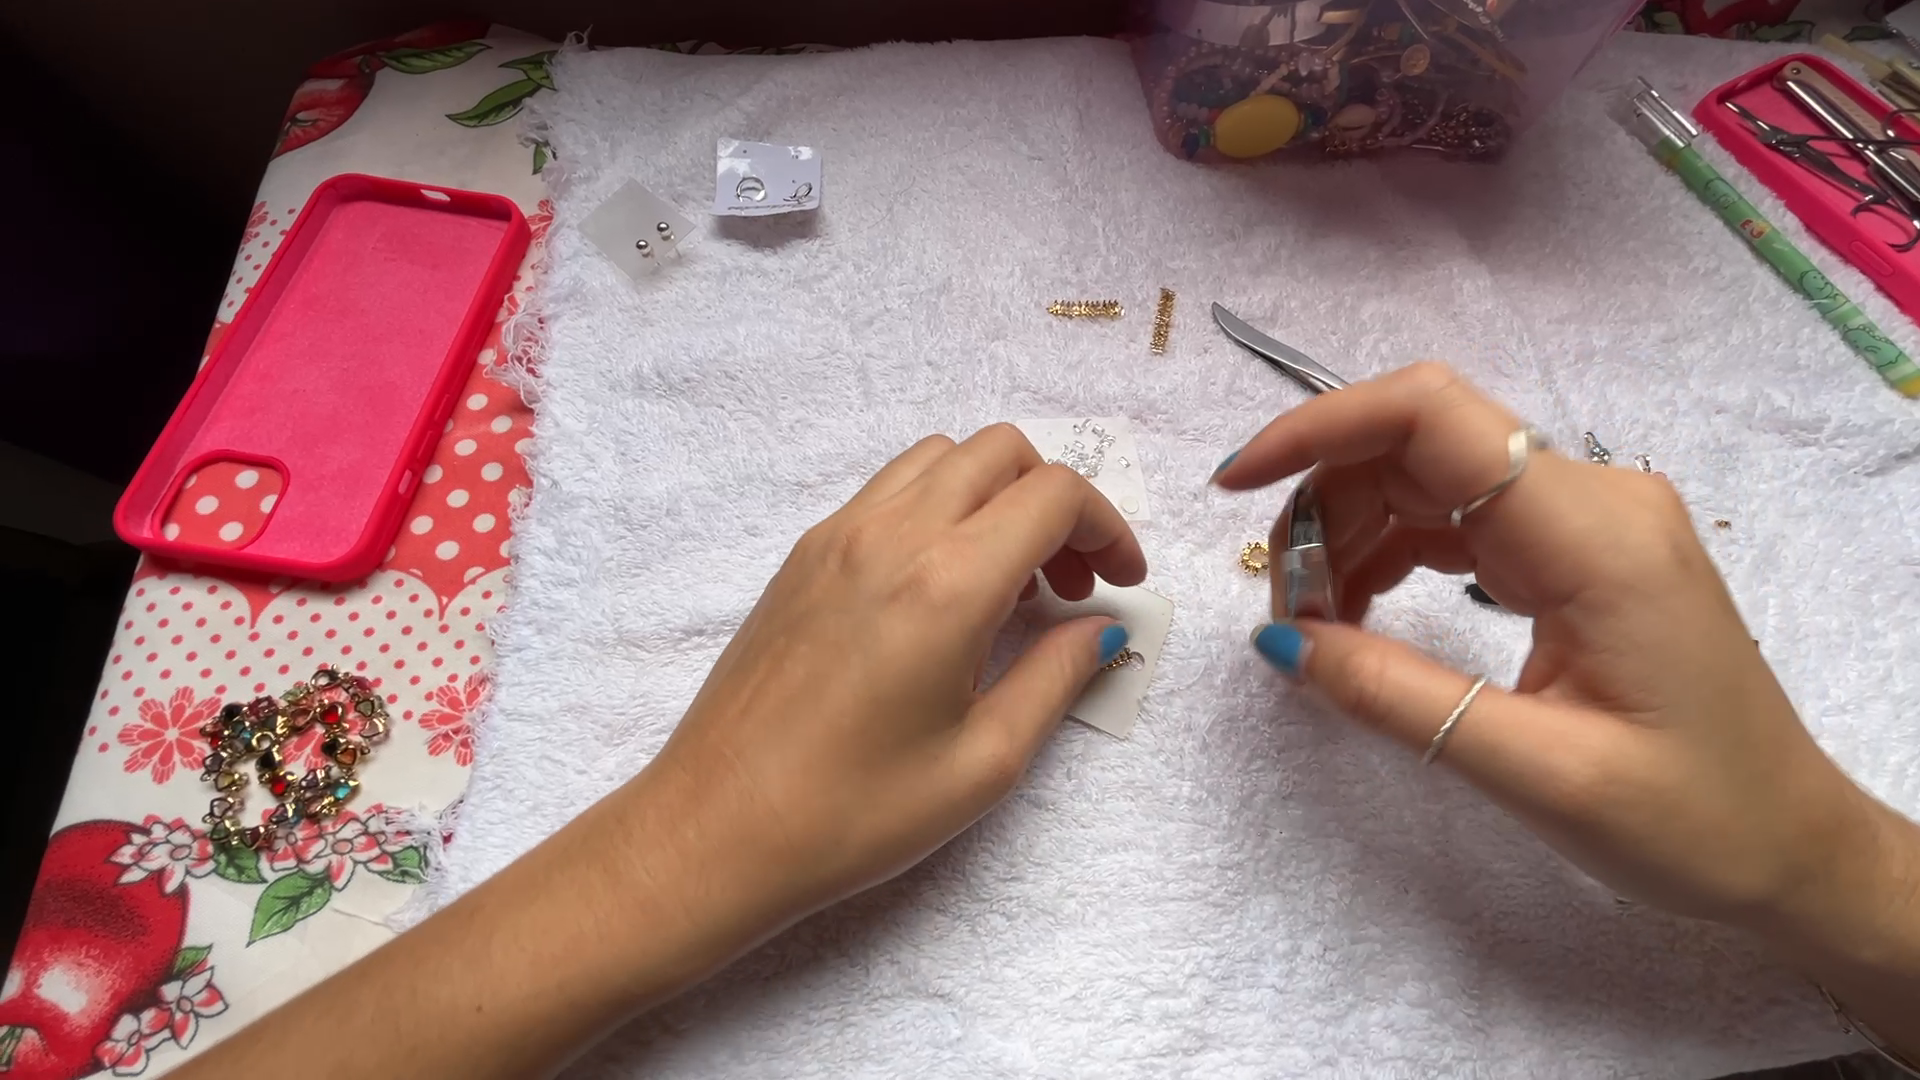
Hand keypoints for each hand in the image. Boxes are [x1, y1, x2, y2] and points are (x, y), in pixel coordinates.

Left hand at [631, 425, 1146, 948]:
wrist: (713, 827)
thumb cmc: (853, 813)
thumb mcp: (983, 761)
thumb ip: (1057, 676)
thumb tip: (1101, 627)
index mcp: (946, 582)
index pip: (1052, 494)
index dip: (1106, 526)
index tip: (1120, 581)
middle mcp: (891, 532)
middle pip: (1000, 451)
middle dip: (1055, 501)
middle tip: (1067, 582)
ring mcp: (838, 531)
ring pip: (941, 457)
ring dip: (995, 495)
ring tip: (1005, 580)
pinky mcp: (804, 549)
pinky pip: (891, 488)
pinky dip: (941, 506)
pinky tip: (939, 584)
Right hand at [1214, 364, 1919, 960]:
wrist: (1791, 852)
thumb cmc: (1693, 822)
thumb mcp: (1535, 772)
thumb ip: (1394, 697)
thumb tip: (1277, 640)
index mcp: (1590, 532)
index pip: (1428, 416)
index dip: (1316, 427)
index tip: (1235, 484)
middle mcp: (1578, 495)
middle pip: (1400, 448)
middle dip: (1316, 512)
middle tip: (1285, 609)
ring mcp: (1564, 515)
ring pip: (1404, 480)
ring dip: (1336, 539)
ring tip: (1313, 623)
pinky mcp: (1548, 543)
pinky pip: (1429, 517)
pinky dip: (1369, 556)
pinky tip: (1351, 613)